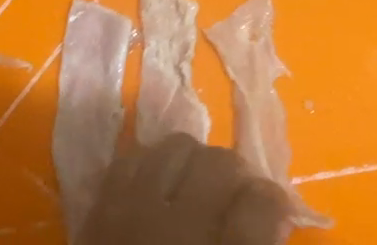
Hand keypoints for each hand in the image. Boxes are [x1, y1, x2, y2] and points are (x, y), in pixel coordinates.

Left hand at [83, 134, 291, 244]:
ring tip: (196, 186)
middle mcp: (179, 228)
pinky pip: (135, 158)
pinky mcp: (102, 206)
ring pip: (178, 146)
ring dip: (195, 162)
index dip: (273, 200)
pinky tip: (157, 189)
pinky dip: (151, 166)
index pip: (260, 204)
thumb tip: (273, 219)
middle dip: (237, 174)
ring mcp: (135, 210)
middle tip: (238, 197)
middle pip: (220, 164)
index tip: (274, 207)